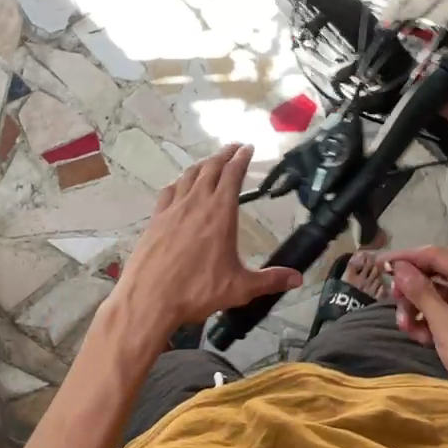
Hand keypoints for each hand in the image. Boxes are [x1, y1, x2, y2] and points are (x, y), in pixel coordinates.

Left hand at [113, 145, 302, 332]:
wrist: (149, 299)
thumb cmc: (197, 291)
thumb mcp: (240, 288)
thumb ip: (270, 280)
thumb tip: (297, 279)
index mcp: (220, 213)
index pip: (232, 175)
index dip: (241, 158)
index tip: (248, 148)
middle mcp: (196, 203)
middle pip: (211, 169)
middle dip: (224, 155)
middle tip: (233, 147)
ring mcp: (173, 209)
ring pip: (188, 176)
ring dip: (202, 165)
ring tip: (210, 162)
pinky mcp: (155, 219)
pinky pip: (168, 192)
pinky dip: (178, 182)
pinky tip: (179, 185)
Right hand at [383, 246, 447, 404]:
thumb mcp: (443, 322)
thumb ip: (419, 291)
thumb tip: (398, 267)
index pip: (435, 255)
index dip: (406, 258)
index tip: (380, 264)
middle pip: (436, 274)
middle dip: (412, 291)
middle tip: (393, 303)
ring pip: (439, 294)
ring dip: (419, 309)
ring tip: (407, 328)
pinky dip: (432, 320)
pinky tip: (422, 338)